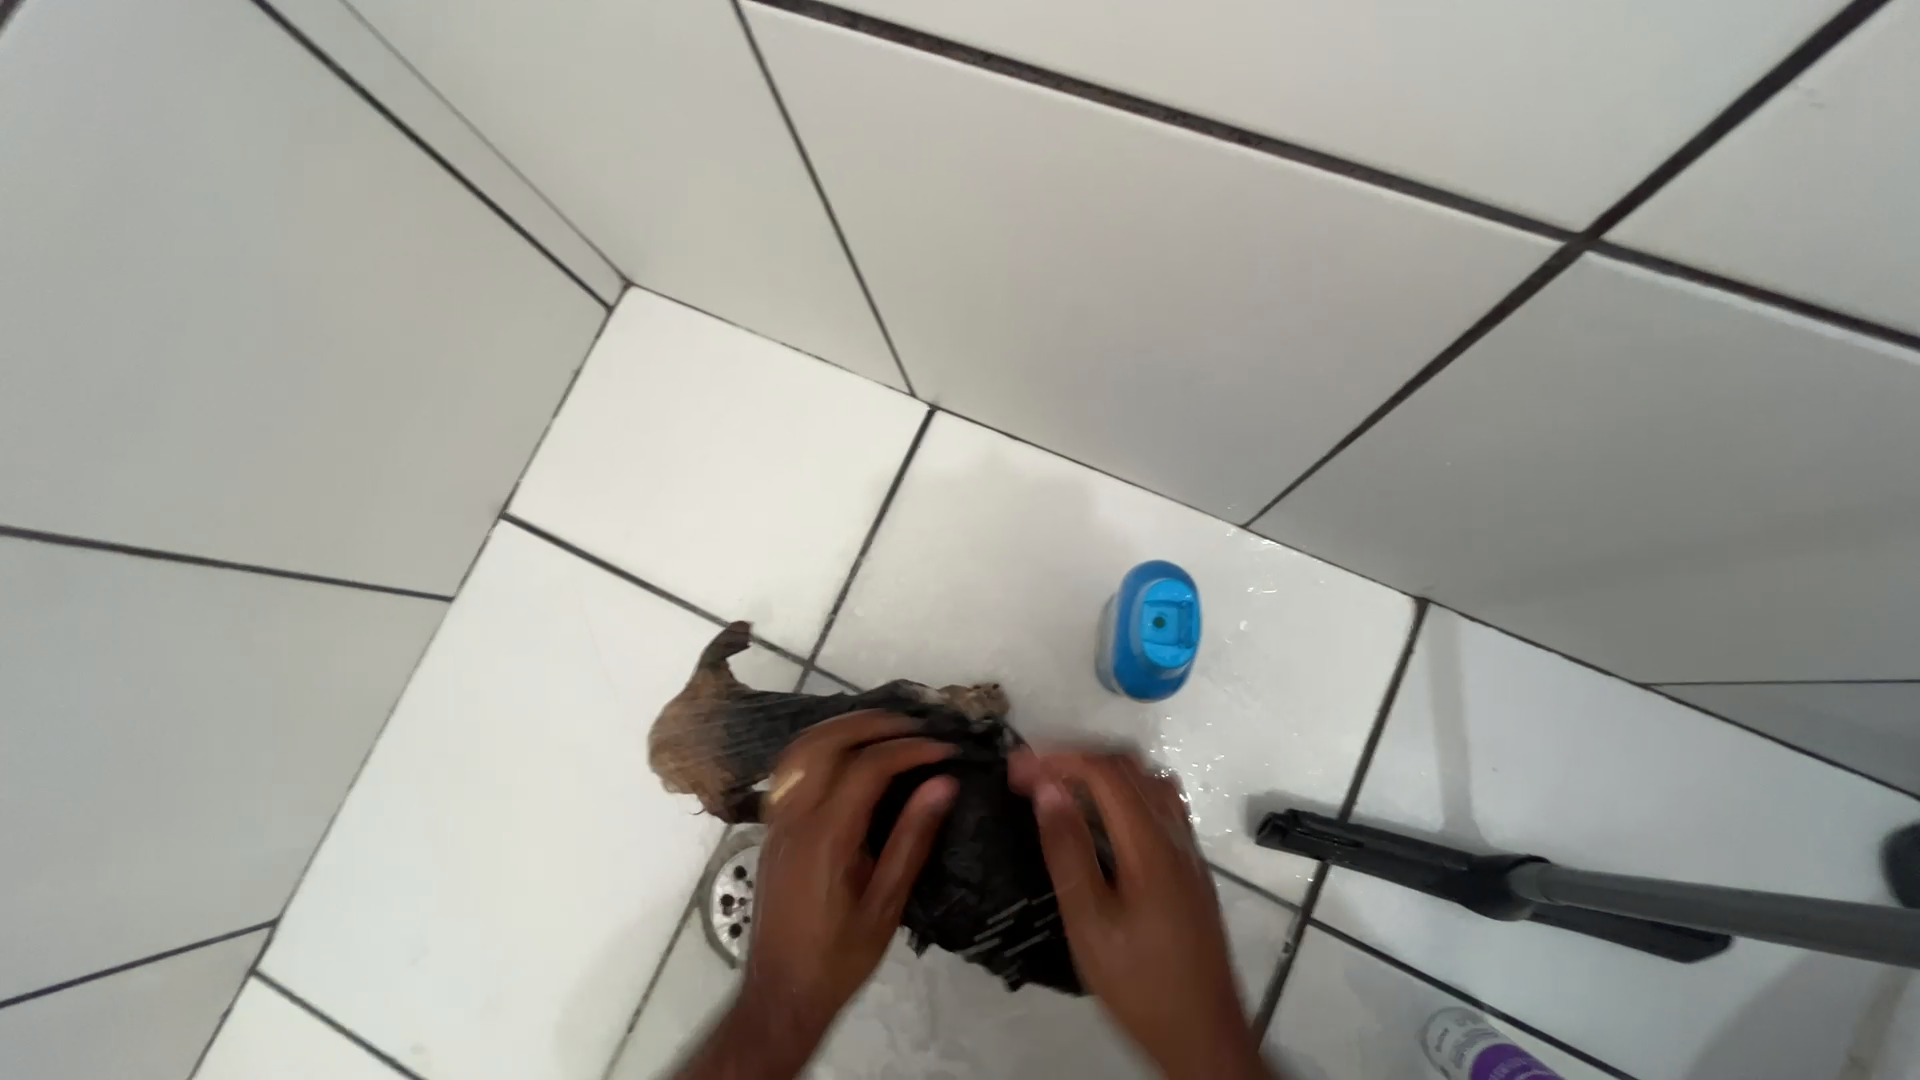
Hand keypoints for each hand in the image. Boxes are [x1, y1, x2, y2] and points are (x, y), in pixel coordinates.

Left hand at [740, 711, 958, 1041]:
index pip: (868, 767)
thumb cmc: (839, 958)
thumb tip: (944, 784)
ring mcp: (777, 818)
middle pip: (828, 741)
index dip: (910, 749)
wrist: (779, 995)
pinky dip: (822, 745)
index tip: (944, 749)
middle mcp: (795, 817)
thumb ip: (912, 838)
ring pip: (803, 746)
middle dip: (875, 723)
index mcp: (826, 837)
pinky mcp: (771, 825)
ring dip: (844, 726)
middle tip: (916, 727)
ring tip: (886, 729)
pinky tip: (848, 752)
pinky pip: (792, 766)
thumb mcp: (886, 904)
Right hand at [1011, 749, 1271, 1079]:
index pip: (1104, 773)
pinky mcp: (1192, 867)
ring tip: (1063, 789)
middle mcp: (1175, 835)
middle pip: (1129, 768)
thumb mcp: (1089, 922)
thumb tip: (1047, 790)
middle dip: (1076, 760)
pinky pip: (1162, 804)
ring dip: (1103, 772)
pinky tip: (1105, 819)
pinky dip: (1126, 791)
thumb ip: (1068, 850)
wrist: (1204, 1035)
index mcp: (1149, 844)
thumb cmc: (1138, 982)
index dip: (1058, 760)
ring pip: (1149, 781)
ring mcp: (1189, 850)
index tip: (1017, 769)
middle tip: (1033, 776)